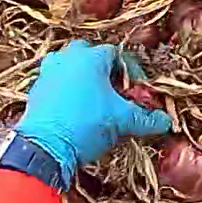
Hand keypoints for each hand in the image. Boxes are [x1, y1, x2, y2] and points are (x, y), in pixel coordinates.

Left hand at [14, 41, 172, 187]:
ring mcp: (48, 74)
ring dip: (83, 78)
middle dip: (104, 70)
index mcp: (90, 59)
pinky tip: (77, 110)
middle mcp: (67, 59)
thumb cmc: (87, 125)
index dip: (131, 71)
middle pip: (89, 54)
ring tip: (96, 98)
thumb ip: (147, 119)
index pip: (116, 54)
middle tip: (115, 90)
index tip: (136, 89)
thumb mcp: (124, 121)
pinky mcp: (35, 91)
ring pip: (70, 66)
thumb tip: (166, 121)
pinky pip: (56, 83)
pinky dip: (67, 91)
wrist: (44, 148)